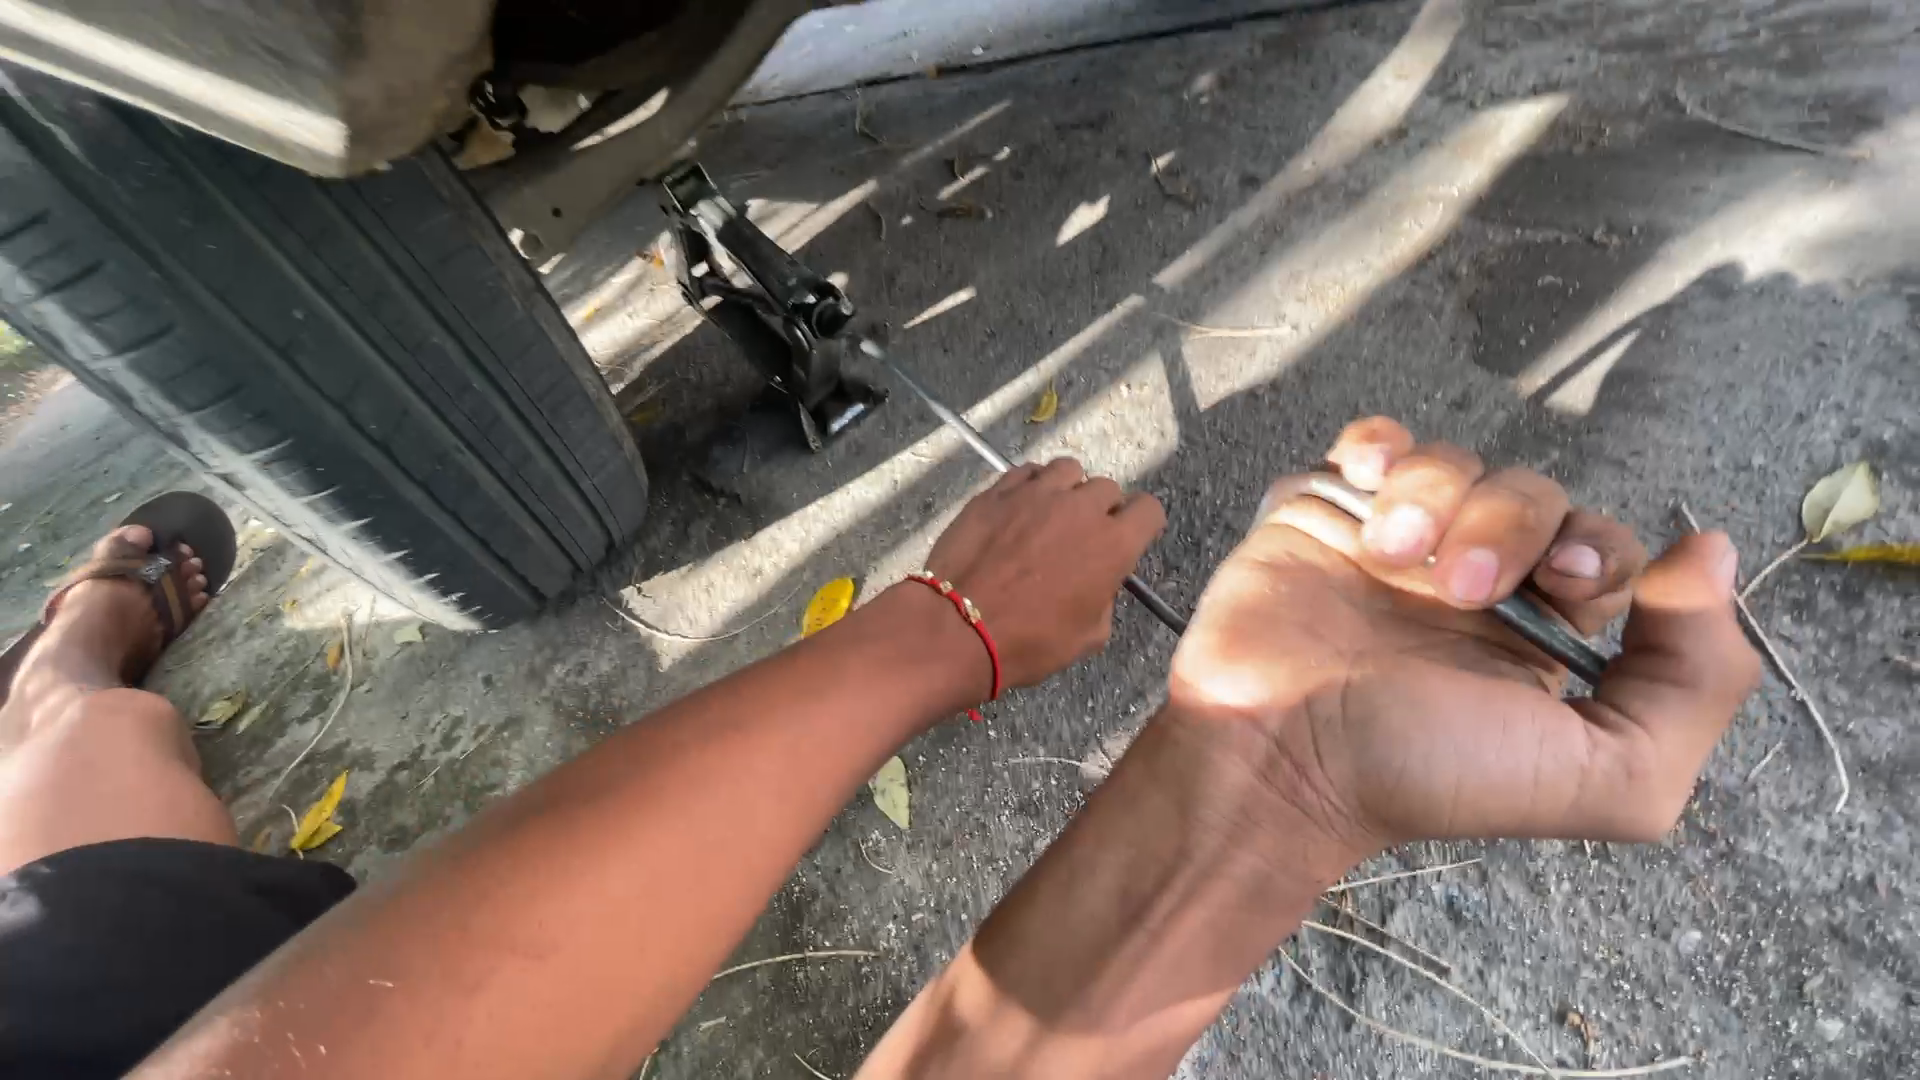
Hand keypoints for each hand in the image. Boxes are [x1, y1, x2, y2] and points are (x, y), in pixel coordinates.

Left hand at [923, 459, 1165, 687]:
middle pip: (1108, 488)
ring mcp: (1036, 493)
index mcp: (1113, 544)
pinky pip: (1026, 472)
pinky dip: (1030, 484)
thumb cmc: (1029, 641)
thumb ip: (1104, 598)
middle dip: (1102, 509)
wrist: (959, 626)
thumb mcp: (1088, 636)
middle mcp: (1080, 508)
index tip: (1129, 537)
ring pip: (1068, 469)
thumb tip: (1098, 582)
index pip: (1149, 509)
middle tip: (1082, 535)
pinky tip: (1019, 506)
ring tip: (1051, 513)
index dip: (1142, 524)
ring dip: (1068, 489)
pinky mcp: (998, 491)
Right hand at [1168, 417, 1760, 859]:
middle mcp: (1460, 579)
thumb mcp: (1605, 773)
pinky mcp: (1316, 516)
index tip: (1560, 583)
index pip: (1597, 548)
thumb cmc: (1423, 769)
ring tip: (1389, 553)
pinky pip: (1361, 447)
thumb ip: (1692, 680)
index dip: (1595, 547)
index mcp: (1531, 631)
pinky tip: (1364, 478)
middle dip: (1506, 522)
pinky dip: (1373, 444)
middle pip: (1525, 491)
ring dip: (1433, 492)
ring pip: (1445, 461)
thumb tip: (1707, 553)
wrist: (1277, 753)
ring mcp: (1384, 542)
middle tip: (1458, 588)